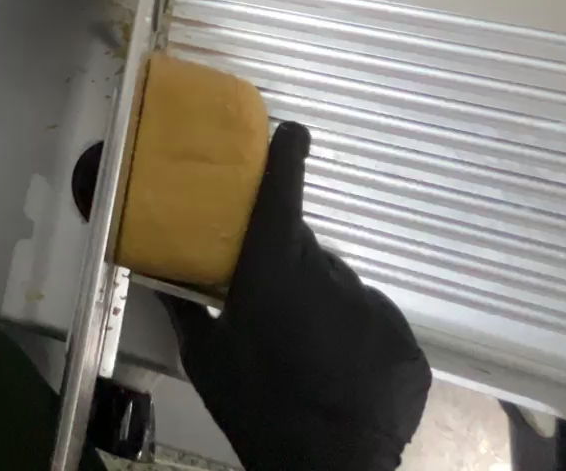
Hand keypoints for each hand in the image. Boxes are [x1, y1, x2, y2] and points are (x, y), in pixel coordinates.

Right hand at [163, 123, 430, 470]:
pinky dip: (357, 333)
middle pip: (306, 248)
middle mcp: (326, 277)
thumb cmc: (253, 402)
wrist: (326, 467)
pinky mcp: (406, 344)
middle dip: (290, 265)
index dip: (287, 157)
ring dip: (323, 302)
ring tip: (310, 348)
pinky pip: (374, 321)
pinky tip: (342, 369)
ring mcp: (373, 310)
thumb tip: (159, 276)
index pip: (281, 197)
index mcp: (272, 270)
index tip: (294, 129)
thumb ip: (185, 306)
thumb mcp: (205, 354)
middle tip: (274, 307)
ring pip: (340, 287)